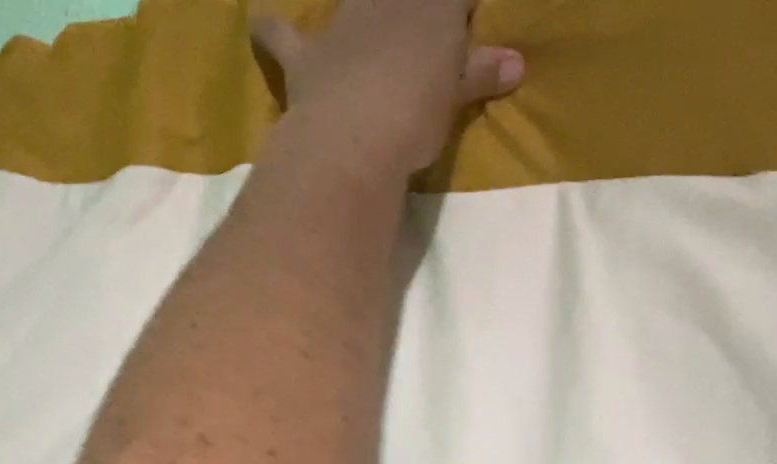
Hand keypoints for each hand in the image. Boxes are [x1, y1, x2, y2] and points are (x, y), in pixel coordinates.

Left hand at [251, 0, 523, 175]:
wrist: (354, 136)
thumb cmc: (418, 114)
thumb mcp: (456, 97)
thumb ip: (480, 74)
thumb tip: (516, 62)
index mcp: (436, 7)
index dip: (462, 10)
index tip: (468, 16)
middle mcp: (387, 3)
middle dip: (416, 10)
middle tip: (418, 28)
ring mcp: (343, 27)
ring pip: (353, 3)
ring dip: (364, 10)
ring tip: (370, 21)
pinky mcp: (305, 60)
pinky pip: (280, 36)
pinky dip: (270, 30)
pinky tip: (260, 22)